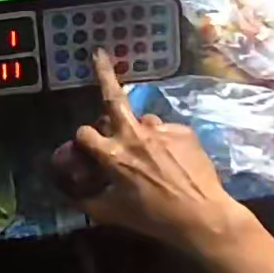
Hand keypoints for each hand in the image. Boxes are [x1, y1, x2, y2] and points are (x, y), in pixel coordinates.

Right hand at [68, 49, 254, 254]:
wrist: (204, 217)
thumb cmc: (154, 218)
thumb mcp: (113, 213)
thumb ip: (87, 200)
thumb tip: (69, 194)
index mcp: (113, 155)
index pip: (84, 132)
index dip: (82, 139)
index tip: (86, 145)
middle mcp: (134, 135)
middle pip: (112, 96)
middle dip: (103, 72)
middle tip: (99, 54)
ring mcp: (161, 130)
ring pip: (142, 120)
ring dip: (140, 131)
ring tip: (153, 154)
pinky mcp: (183, 131)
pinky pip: (167, 130)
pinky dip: (165, 141)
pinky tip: (174, 160)